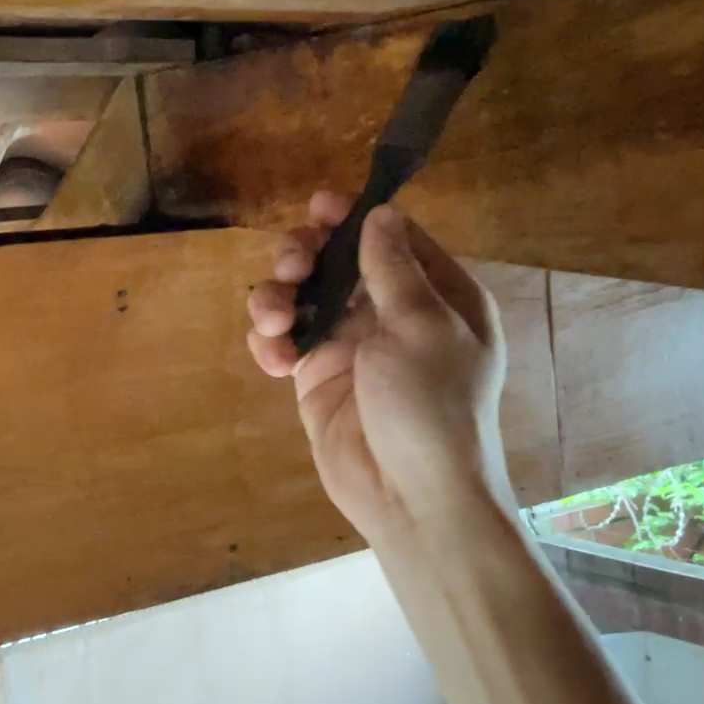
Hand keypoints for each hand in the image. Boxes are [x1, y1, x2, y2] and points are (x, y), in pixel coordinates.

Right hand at [245, 196, 509, 536]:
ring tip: (273, 322)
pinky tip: (275, 360)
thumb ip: (393, 270)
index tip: (318, 207)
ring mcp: (348, 344)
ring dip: (276, 298)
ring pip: (299, 295)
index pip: (390, 238)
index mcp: (434, 295)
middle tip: (290, 269)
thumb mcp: (422, 329)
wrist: (409, 496)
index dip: (353, 217)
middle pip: (334, 260)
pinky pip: (282, 340)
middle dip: (303, 257)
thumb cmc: (432, 406)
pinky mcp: (314, 375)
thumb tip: (380, 212)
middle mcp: (389, 313)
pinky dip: (270, 342)